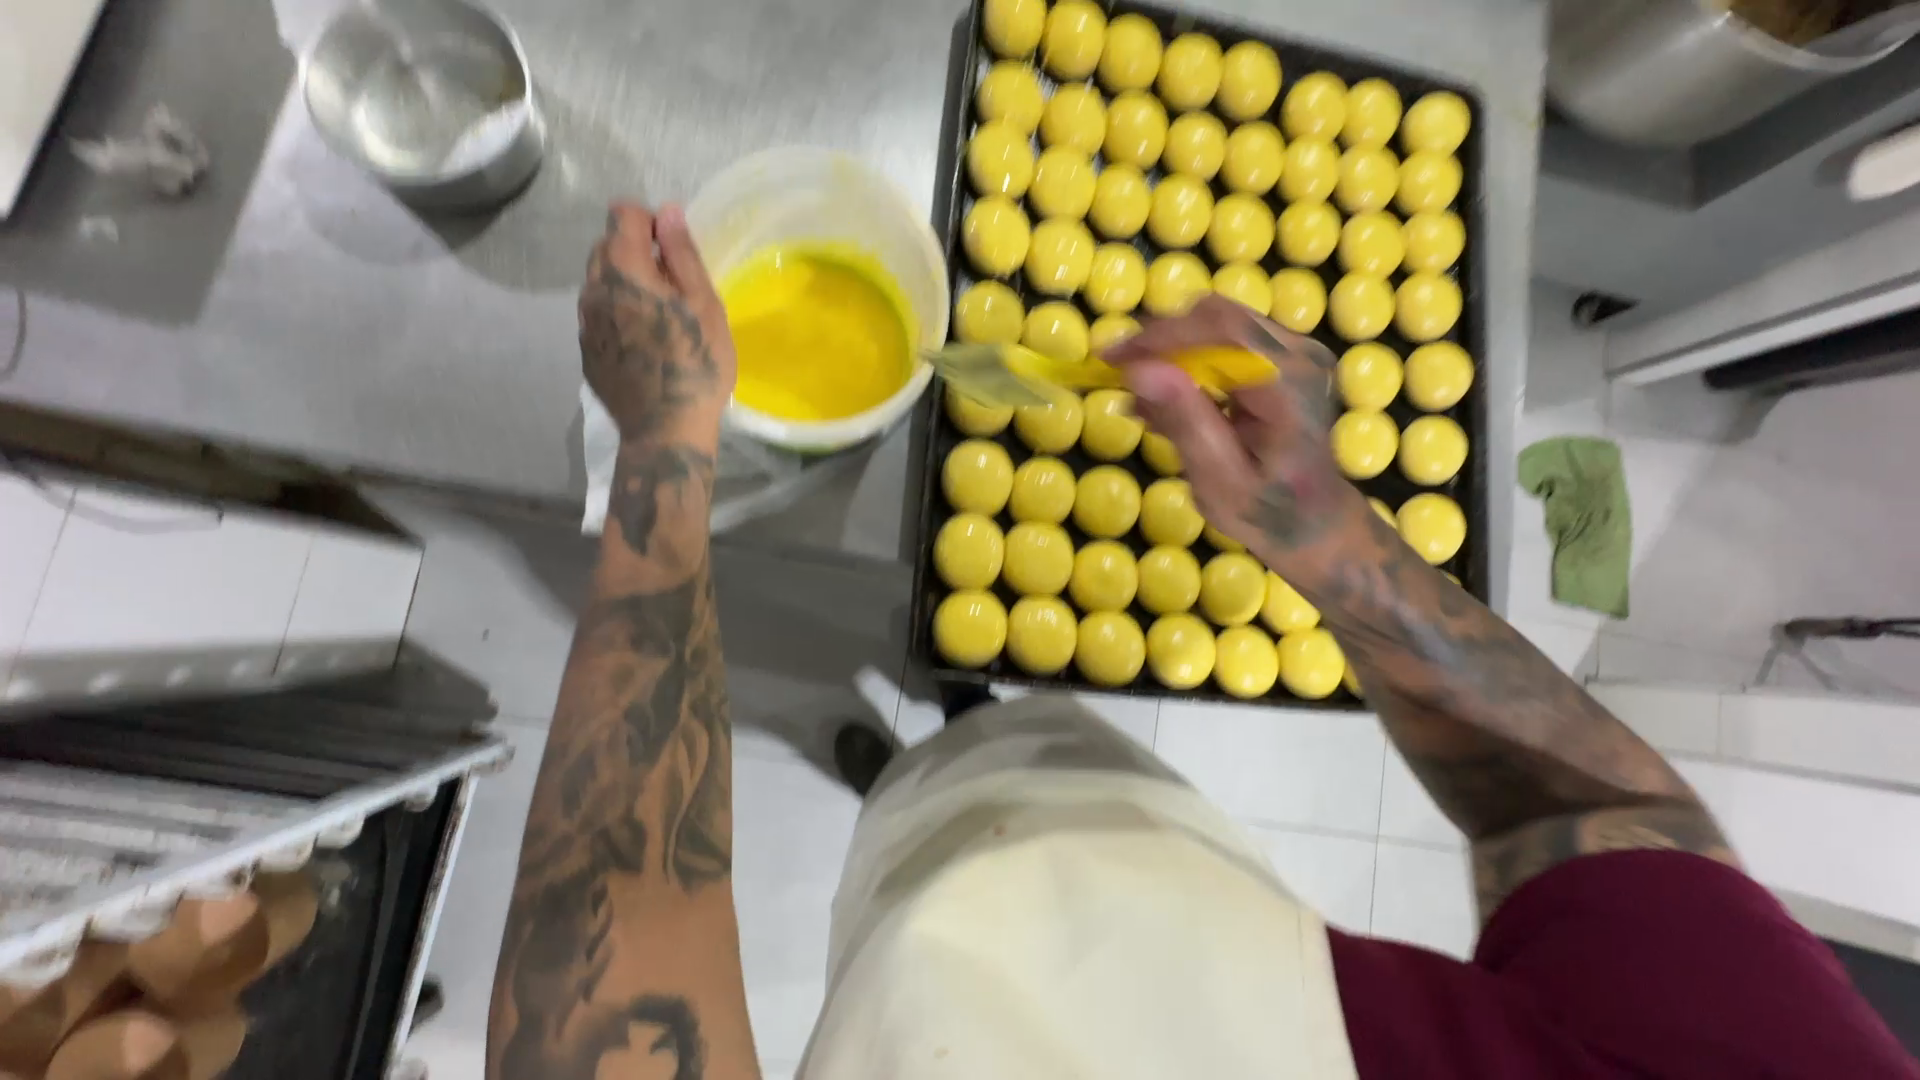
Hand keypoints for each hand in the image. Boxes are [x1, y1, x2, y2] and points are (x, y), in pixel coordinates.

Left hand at [580, 203, 736, 444]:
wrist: (665, 430)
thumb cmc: (696, 365)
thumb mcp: (703, 305)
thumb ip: (682, 254)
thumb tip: (668, 211)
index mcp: (622, 269)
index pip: (623, 213)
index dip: (652, 222)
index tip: (676, 253)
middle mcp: (592, 288)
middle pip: (606, 245)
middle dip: (637, 252)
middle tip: (674, 288)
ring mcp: (583, 321)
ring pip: (600, 281)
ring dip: (627, 284)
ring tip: (661, 318)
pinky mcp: (585, 350)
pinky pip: (599, 315)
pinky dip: (619, 314)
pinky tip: (646, 344)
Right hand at [1101, 295, 1360, 553]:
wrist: (1312, 521)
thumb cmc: (1265, 510)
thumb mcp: (1219, 481)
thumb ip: (1186, 423)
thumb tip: (1142, 370)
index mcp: (1290, 384)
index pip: (1222, 331)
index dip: (1163, 336)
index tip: (1113, 357)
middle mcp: (1299, 355)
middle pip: (1219, 318)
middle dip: (1161, 338)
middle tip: (1116, 369)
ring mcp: (1293, 353)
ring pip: (1218, 324)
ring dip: (1171, 351)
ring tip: (1138, 393)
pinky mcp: (1280, 359)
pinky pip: (1224, 343)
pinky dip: (1187, 363)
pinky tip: (1163, 400)